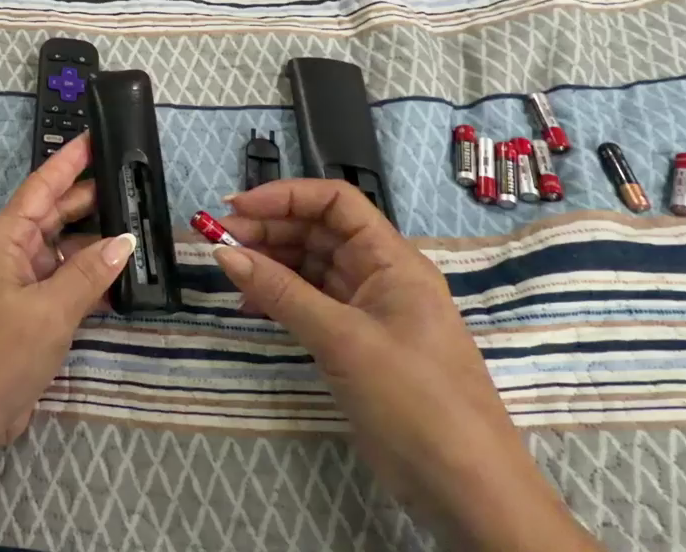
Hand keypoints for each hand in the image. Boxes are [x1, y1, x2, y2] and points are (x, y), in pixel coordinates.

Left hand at [0, 133, 136, 451]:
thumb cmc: (2, 353)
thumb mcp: (50, 311)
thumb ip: (88, 274)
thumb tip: (124, 240)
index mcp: (4, 239)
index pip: (40, 188)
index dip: (67, 162)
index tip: (91, 136)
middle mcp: (11, 252)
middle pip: (53, 213)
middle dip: (89, 197)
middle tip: (130, 180)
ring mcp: (20, 280)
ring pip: (62, 246)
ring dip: (94, 240)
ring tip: (136, 224)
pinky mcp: (30, 307)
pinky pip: (64, 278)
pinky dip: (89, 274)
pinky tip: (121, 274)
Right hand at [214, 180, 601, 551]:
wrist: (467, 490)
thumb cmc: (416, 400)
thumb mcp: (342, 339)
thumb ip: (280, 291)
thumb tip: (223, 252)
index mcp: (393, 261)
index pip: (336, 203)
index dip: (285, 195)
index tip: (235, 209)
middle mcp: (380, 277)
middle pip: (317, 231)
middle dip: (267, 229)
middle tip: (218, 240)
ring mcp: (368, 311)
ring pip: (308, 266)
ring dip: (267, 263)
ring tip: (228, 273)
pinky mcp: (355, 343)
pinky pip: (308, 302)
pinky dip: (277, 296)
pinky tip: (249, 306)